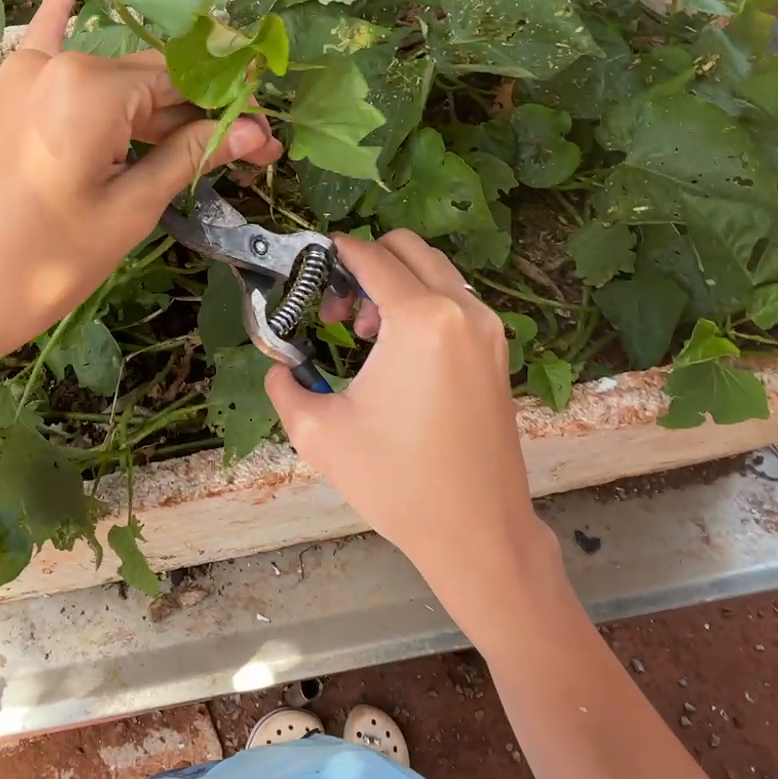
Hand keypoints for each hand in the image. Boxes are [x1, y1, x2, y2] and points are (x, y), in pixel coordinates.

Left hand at [0, 0, 282, 372]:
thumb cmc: (42, 265)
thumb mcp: (128, 212)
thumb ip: (189, 157)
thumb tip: (253, 132)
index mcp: (90, 86)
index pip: (184, 81)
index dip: (231, 108)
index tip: (266, 138)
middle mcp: (57, 62)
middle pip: (150, 78)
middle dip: (200, 111)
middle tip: (248, 150)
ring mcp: (24, 74)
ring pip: (113, 80)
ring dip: (156, 106)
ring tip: (200, 140)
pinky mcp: (6, 96)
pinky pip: (52, 57)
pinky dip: (74, 31)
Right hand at [266, 231, 535, 568]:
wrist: (477, 531)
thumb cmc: (395, 481)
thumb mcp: (318, 432)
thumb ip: (285, 384)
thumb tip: (279, 366)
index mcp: (420, 320)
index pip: (370, 257)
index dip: (334, 254)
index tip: (309, 268)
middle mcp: (462, 311)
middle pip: (408, 247)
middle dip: (365, 264)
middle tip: (339, 310)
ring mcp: (488, 330)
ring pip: (435, 270)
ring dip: (395, 283)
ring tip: (366, 334)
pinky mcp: (498, 352)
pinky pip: (454, 300)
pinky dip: (422, 303)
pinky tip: (398, 352)